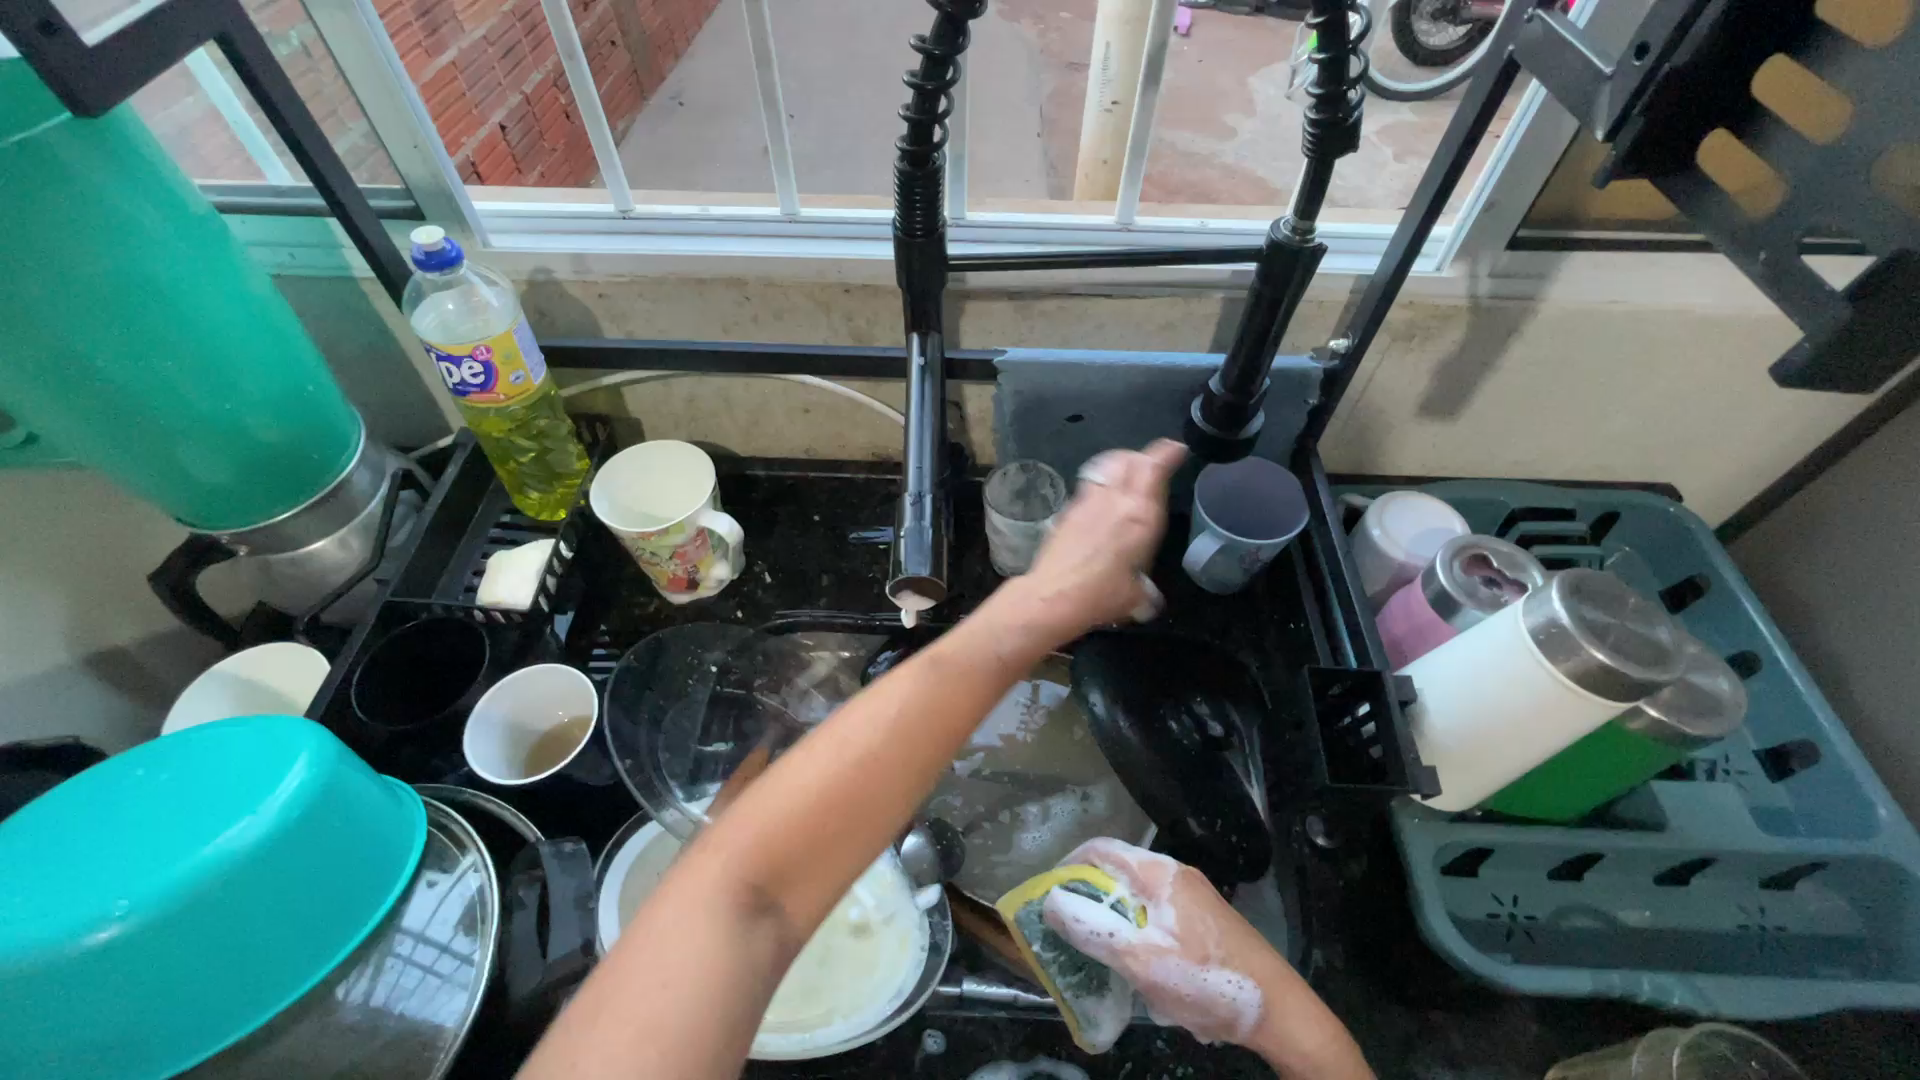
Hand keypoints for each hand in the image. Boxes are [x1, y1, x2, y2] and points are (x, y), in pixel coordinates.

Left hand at [994, 439, 1184, 647]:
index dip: (1167, 452)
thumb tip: (1146, 599)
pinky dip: (1101, 485)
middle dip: (1144, 455)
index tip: (1176, 448)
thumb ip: (1144, 589)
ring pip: (1107, 466)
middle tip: (1152, 462)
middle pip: (1131, 459)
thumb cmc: (1101, 596)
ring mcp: (1088, 502)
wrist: (1053, 596)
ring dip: (1121, 464)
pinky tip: (1101, 503)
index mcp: (1140, 516)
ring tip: (1127, 474)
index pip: (1155, 468)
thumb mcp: (1135, 595)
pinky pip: (1090, 486)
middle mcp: (1115, 501)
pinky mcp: (1068, 510)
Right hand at [1042, 838, 1371, 1078]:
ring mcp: (1192, 898)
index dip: (1066, 866)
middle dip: (1087, 900)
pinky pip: (1155, 917)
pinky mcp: (1203, 922)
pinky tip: (1138, 970)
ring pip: (1135, 899)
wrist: (1280, 1011)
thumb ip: (1093, 929)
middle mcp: (1175, 875)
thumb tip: (1051, 901)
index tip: (1045, 896)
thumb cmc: (1207, 980)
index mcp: (1159, 873)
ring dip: (1111, 922)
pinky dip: (1135, 934)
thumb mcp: (1141, 960)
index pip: (1100, 848)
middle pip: (1116, 874)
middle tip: (1066, 932)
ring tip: (1096, 956)